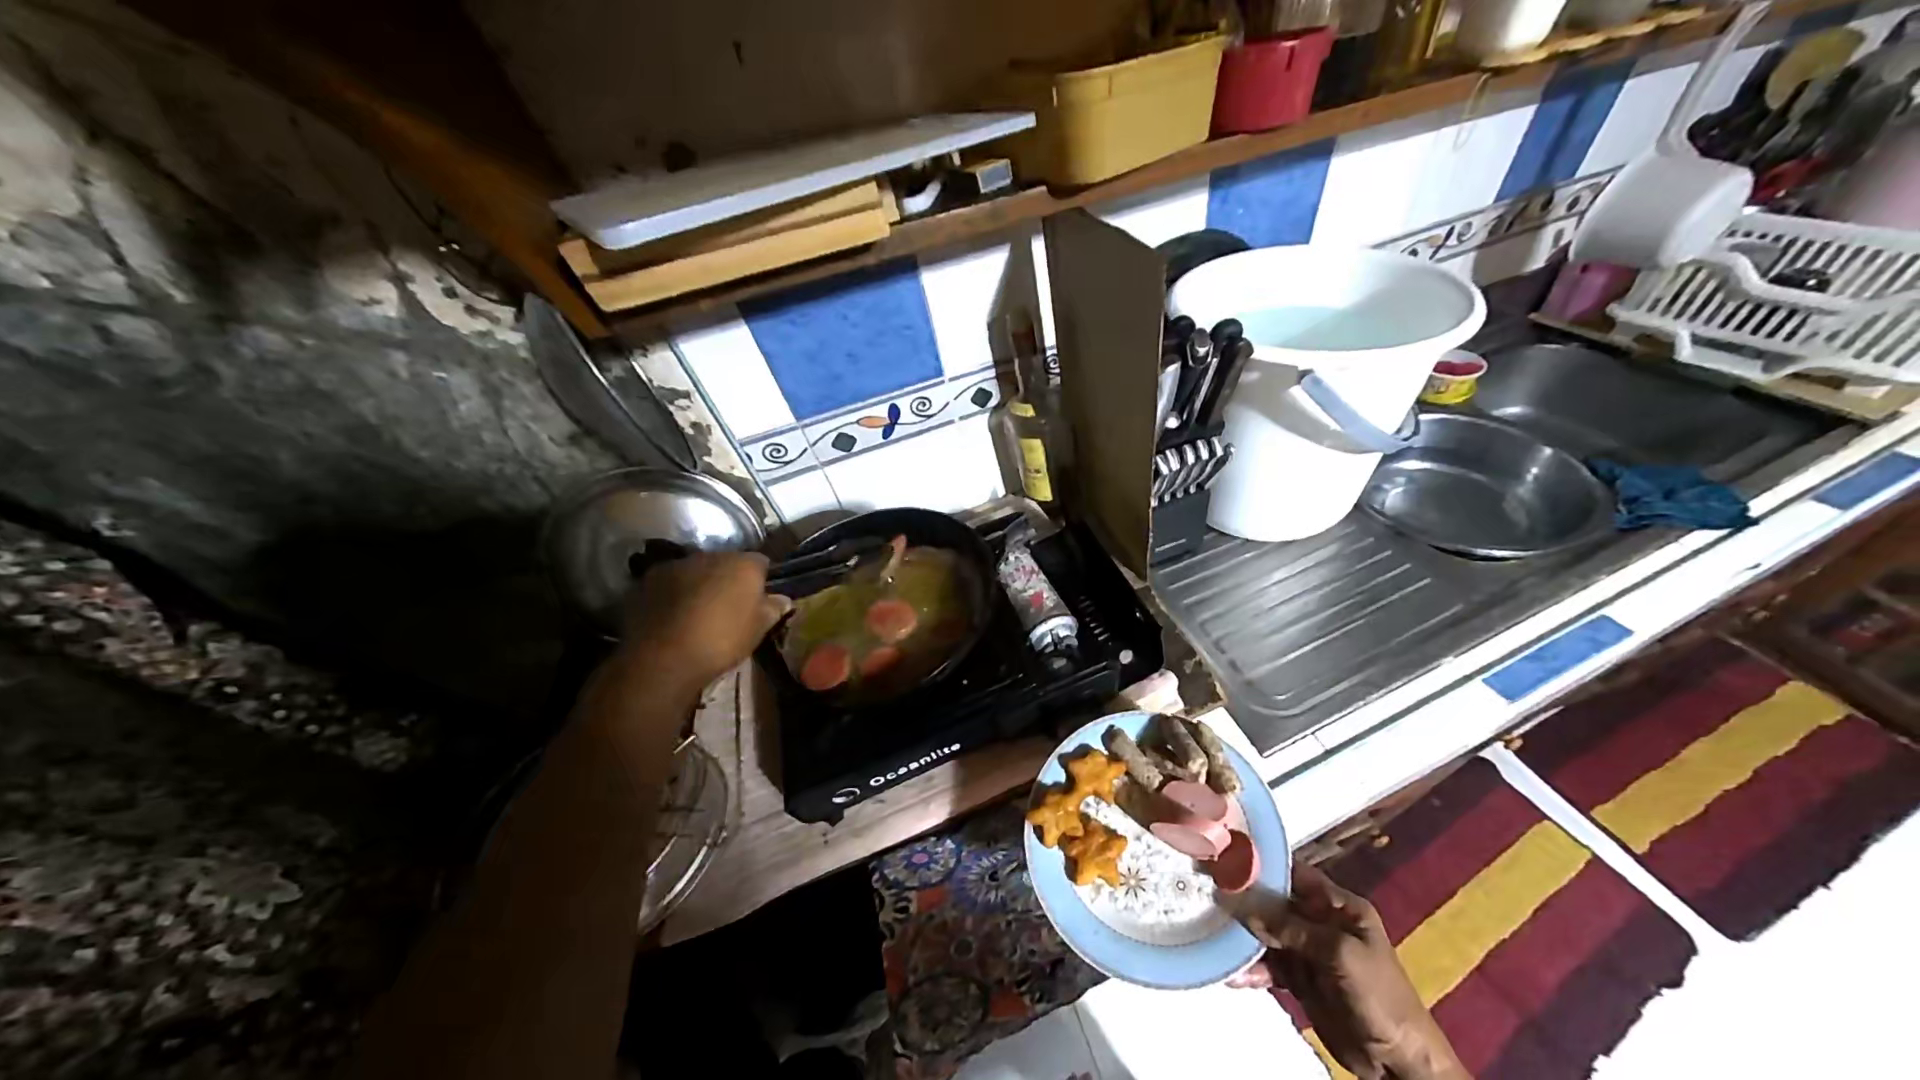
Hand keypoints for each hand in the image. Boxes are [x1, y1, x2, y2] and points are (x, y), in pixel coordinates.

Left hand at [619, 552, 791, 692]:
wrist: (663, 657)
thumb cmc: (721, 641)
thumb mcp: (758, 630)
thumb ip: (772, 609)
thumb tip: (782, 599)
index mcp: (743, 564)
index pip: (761, 563)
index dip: (760, 580)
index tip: (758, 600)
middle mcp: (711, 555)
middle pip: (726, 563)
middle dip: (728, 579)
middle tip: (728, 607)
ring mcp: (677, 564)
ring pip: (696, 570)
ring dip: (700, 584)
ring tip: (698, 613)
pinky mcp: (649, 579)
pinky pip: (671, 582)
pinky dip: (674, 593)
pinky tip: (674, 616)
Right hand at [1229, 863, 1467, 1079]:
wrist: (1399, 1062)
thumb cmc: (1379, 996)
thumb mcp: (1339, 953)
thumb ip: (1292, 927)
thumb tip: (1244, 905)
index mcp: (1339, 906)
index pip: (1294, 873)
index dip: (1263, 866)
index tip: (1227, 861)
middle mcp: (1321, 921)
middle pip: (1274, 902)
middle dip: (1245, 902)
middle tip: (1211, 900)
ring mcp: (1309, 951)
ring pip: (1267, 933)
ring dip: (1245, 940)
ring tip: (1220, 944)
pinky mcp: (1301, 978)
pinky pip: (1269, 965)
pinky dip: (1253, 969)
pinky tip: (1236, 977)